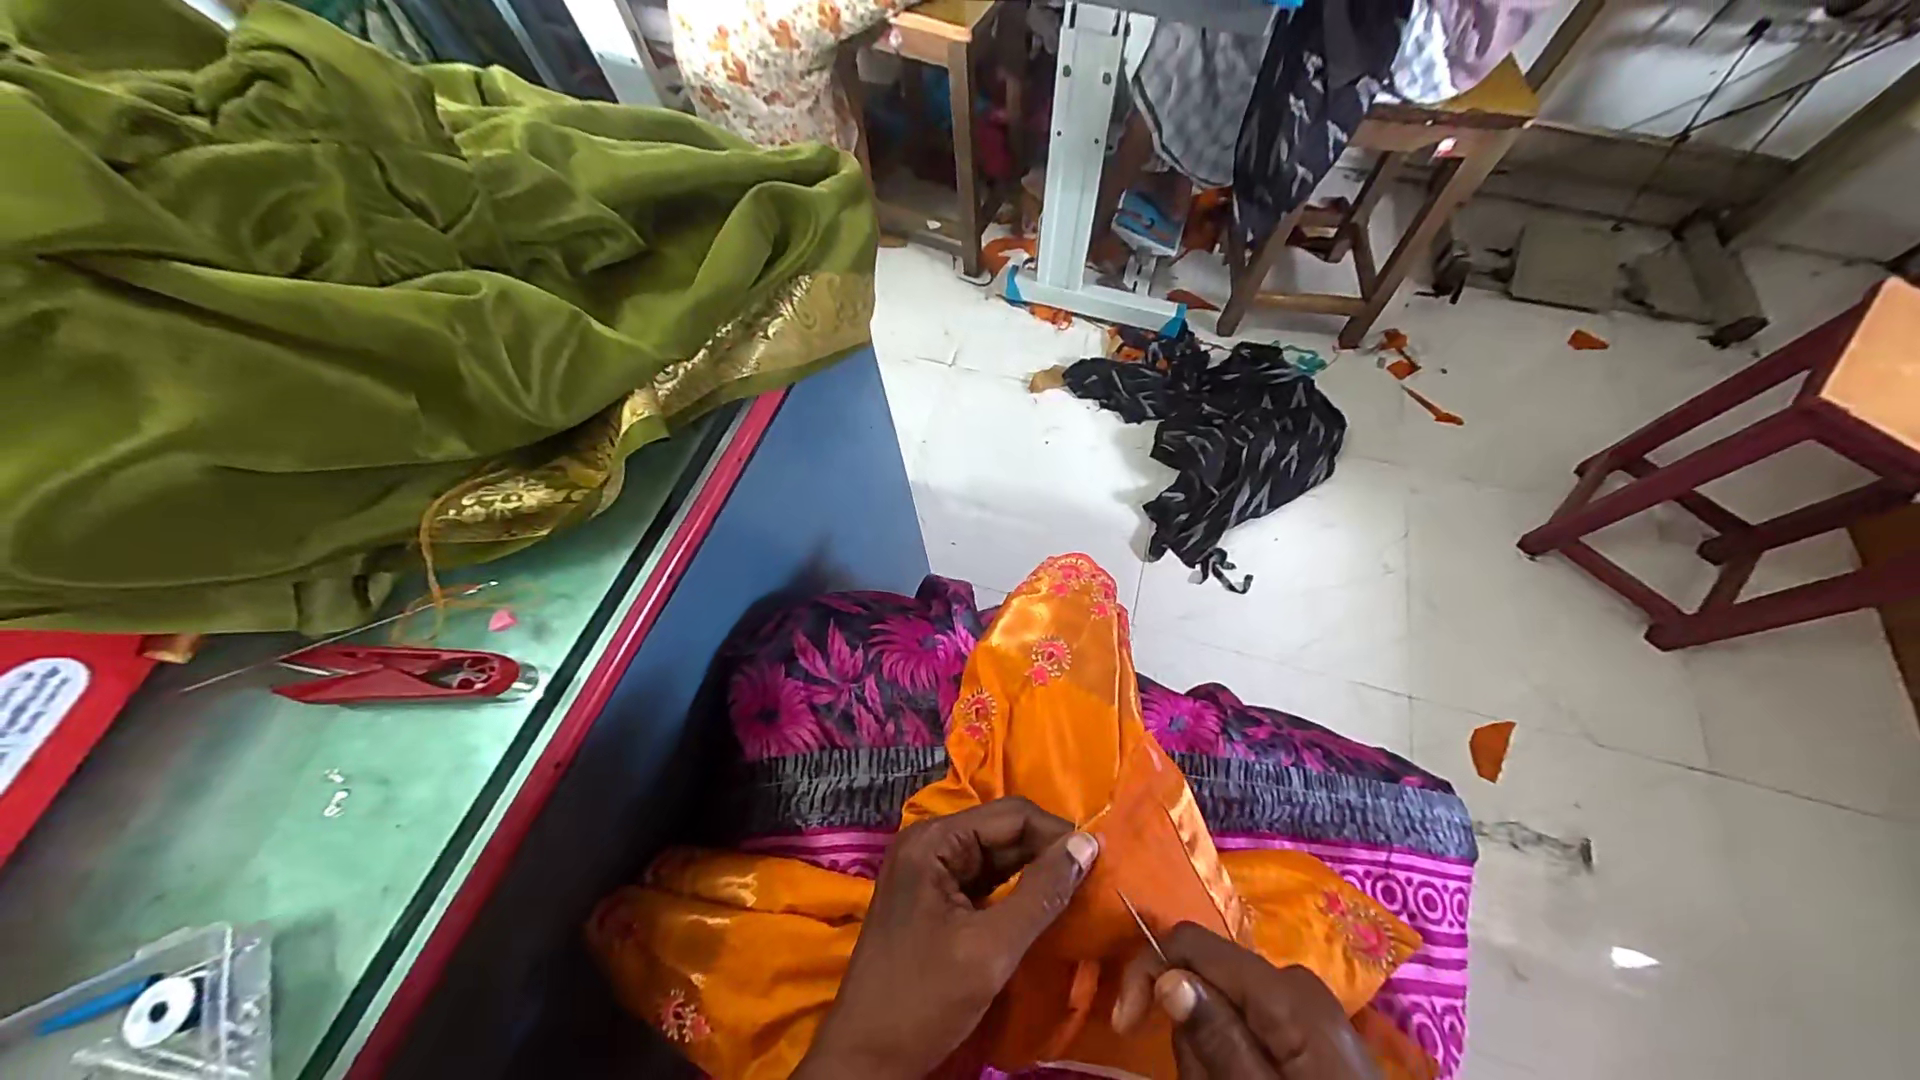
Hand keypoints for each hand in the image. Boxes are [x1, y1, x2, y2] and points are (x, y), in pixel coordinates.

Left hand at [794, 797, 1099, 1079]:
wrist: (865, 1059)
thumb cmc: (923, 1000)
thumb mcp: (991, 949)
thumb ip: (1041, 893)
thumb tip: (1088, 844)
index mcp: (934, 840)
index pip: (1011, 814)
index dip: (1057, 833)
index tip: (1099, 861)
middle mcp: (930, 841)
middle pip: (1004, 831)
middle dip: (1048, 853)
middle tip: (1094, 881)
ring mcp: (929, 868)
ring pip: (997, 856)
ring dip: (1035, 872)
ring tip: (1078, 893)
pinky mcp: (934, 895)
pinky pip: (984, 879)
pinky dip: (1015, 891)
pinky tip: (1044, 907)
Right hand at [1110, 922, 1380, 1079]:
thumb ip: (1219, 1041)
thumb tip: (1168, 977)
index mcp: (1285, 991)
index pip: (1192, 941)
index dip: (1148, 969)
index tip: (1125, 1024)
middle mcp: (1294, 979)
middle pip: (1205, 975)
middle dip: (1189, 1028)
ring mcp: (1306, 1001)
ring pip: (1224, 1001)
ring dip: (1211, 1050)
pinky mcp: (1311, 1024)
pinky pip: (1250, 1019)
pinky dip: (1235, 1053)